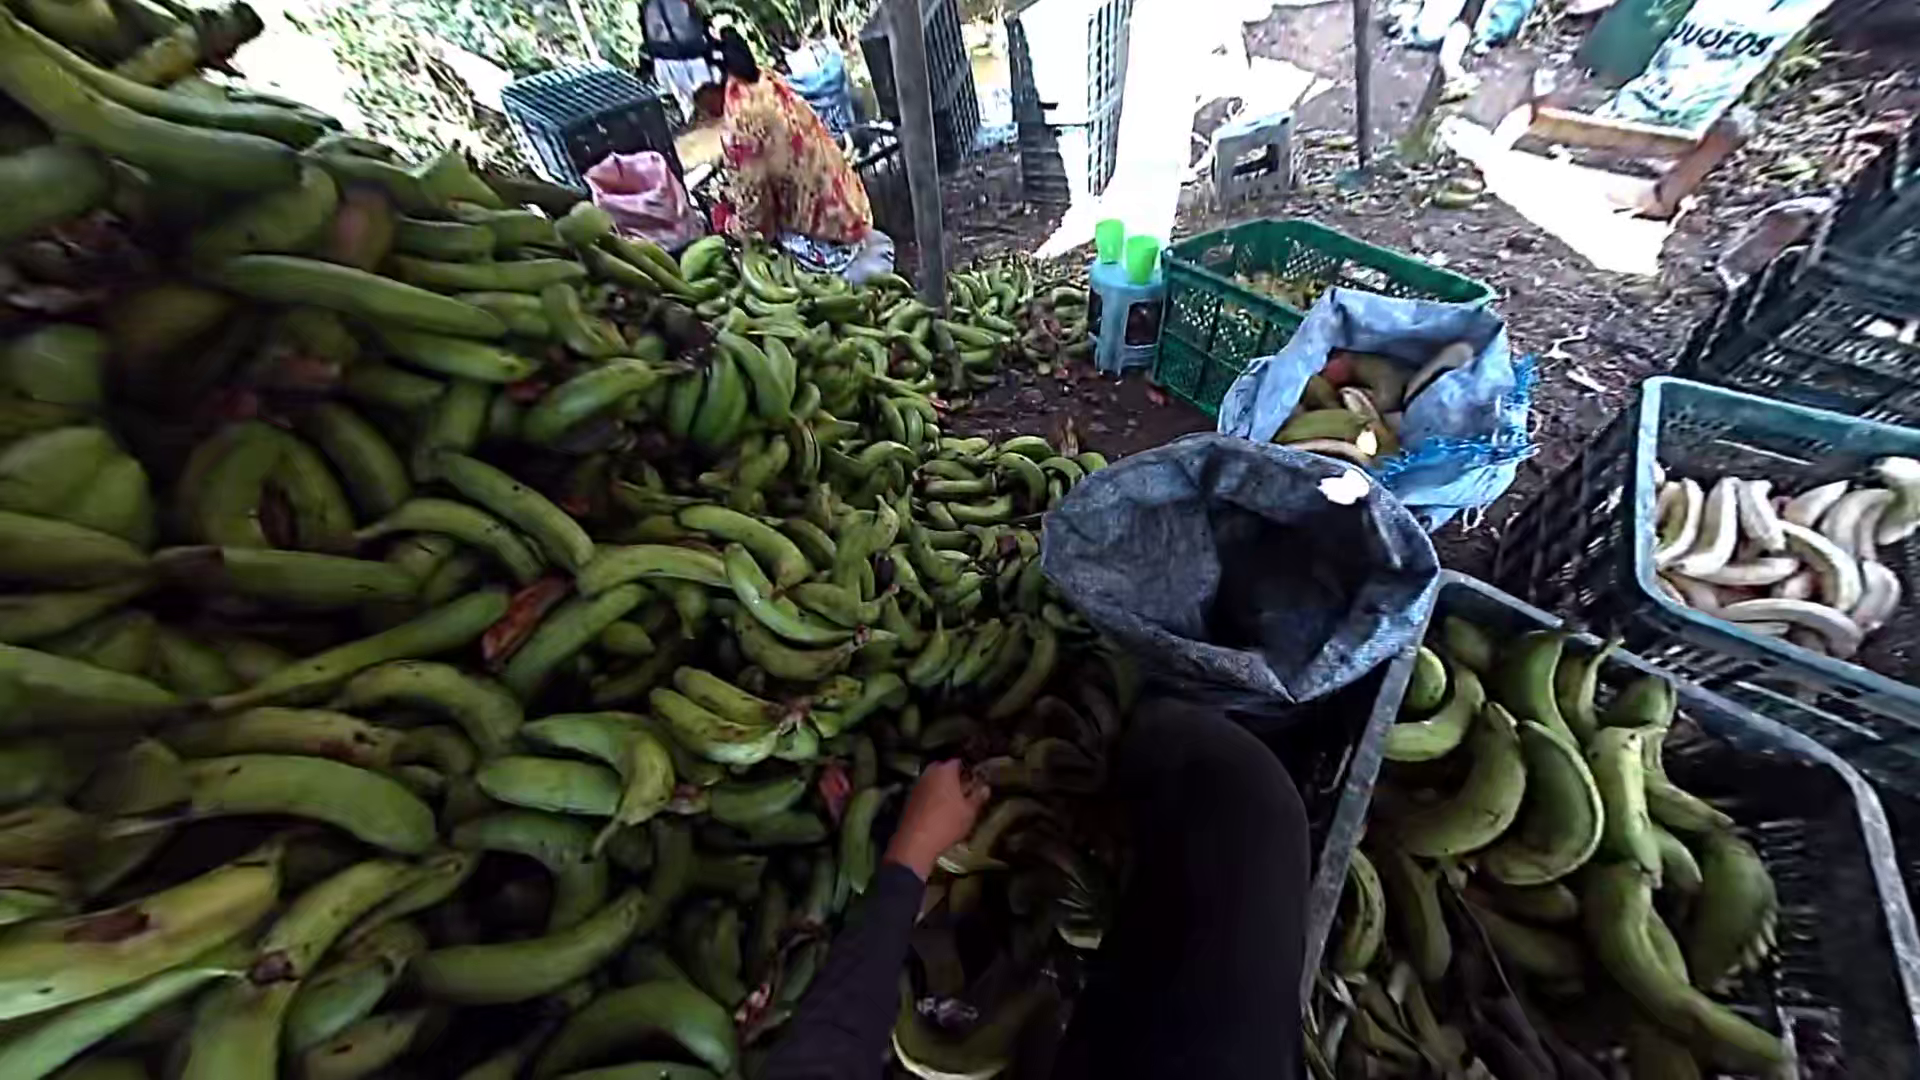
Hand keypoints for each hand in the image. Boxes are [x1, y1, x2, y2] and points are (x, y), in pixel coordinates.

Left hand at [885, 760, 988, 880]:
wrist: (915, 843)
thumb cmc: (947, 823)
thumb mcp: (969, 812)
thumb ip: (978, 797)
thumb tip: (985, 787)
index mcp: (945, 770)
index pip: (960, 762)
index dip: (969, 770)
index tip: (976, 780)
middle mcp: (930, 771)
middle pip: (945, 769)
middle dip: (955, 778)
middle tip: (965, 791)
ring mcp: (918, 783)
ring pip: (934, 780)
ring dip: (942, 787)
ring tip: (953, 801)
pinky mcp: (910, 796)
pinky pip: (926, 790)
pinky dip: (933, 796)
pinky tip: (938, 809)